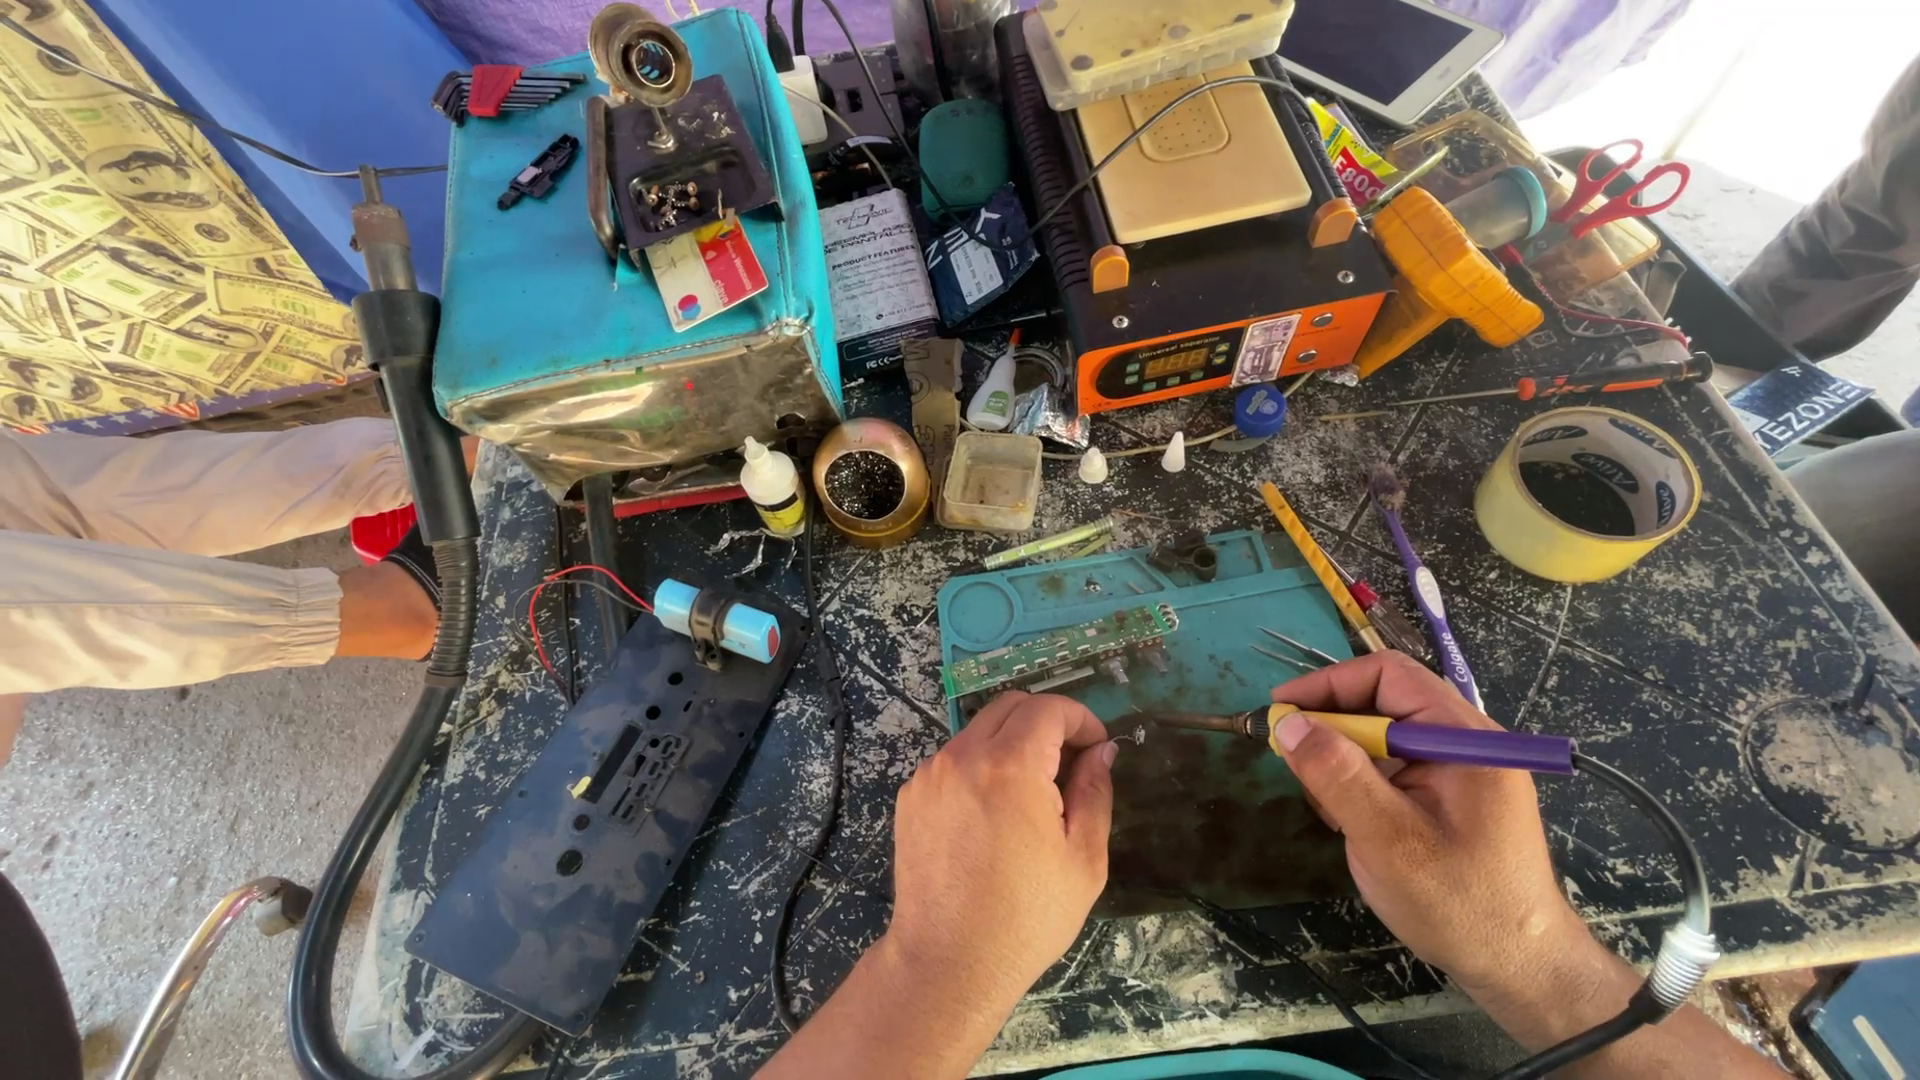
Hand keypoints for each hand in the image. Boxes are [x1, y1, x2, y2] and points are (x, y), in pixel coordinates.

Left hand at [885, 692, 1113, 1008]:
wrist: (947, 964)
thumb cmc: (1026, 917)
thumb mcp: (1083, 860)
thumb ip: (1095, 791)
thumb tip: (1102, 750)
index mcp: (1010, 767)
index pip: (1048, 708)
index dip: (1080, 719)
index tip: (1096, 747)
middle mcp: (963, 756)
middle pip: (1010, 705)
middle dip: (1047, 721)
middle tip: (1068, 762)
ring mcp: (930, 774)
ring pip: (979, 730)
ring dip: (1011, 743)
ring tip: (1029, 795)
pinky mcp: (911, 794)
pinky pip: (953, 759)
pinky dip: (980, 766)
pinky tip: (990, 814)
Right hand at [1270, 652, 1587, 999]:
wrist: (1520, 971)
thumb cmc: (1459, 904)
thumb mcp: (1388, 840)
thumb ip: (1337, 776)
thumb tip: (1287, 723)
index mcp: (1463, 738)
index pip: (1388, 675)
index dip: (1328, 684)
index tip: (1282, 710)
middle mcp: (1461, 741)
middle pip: (1380, 701)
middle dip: (1329, 725)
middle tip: (1290, 756)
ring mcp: (1454, 768)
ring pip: (1377, 734)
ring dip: (1339, 759)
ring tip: (1327, 806)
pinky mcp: (1443, 793)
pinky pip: (1387, 765)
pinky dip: (1355, 782)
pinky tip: (1348, 821)